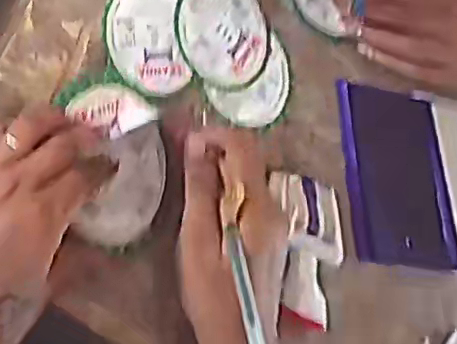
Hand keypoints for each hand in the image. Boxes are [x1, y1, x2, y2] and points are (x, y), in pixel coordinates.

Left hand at [0, 108, 100, 342]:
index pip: (82, 177)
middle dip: (84, 136)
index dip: (101, 169)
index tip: (111, 165)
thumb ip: (72, 262)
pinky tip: (18, 133)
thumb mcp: (40, 294)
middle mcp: (17, 182)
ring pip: (26, 126)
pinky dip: (10, 128)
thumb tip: (99, 249)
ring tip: (62, 120)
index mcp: (43, 215)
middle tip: (96, 135)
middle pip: (60, 143)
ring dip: (50, 118)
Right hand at [177, 128, 287, 343]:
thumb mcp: (198, 240)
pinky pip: (247, 189)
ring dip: (219, 161)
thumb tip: (195, 142)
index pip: (243, 144)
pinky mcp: (268, 229)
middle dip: (215, 144)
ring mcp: (274, 217)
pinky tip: (204, 192)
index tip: (185, 140)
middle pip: (248, 154)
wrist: (238, 340)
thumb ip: (200, 187)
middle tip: (182, 150)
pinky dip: (225, 180)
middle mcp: (273, 205)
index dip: (214, 132)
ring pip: (247, 170)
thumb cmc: (213, 292)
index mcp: (258, 205)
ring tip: (189, 167)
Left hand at [359, 0, 456, 88]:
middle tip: (345, 11)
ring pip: (406, 45)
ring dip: (375, 37)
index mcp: (455, 3)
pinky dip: (389, 60)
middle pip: (405, 20)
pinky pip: (415, 69)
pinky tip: (368, 50)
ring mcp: (453, 56)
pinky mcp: (452, 78)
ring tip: (351, 29)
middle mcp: (455, 29)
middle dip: (372, 15)